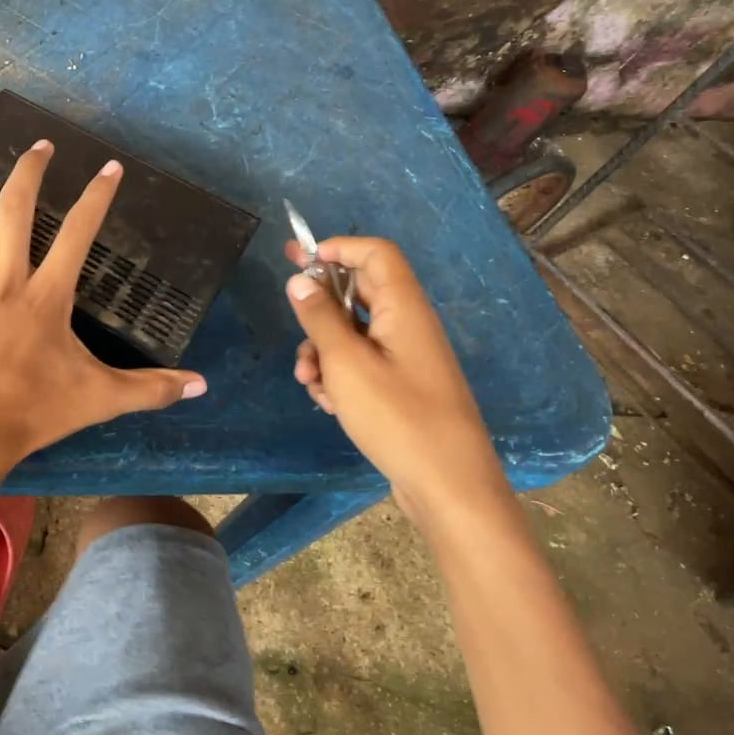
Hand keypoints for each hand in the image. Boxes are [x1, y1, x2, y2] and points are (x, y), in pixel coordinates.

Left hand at [0, 139, 206, 468]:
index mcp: (47, 296)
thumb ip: (150, 389)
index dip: (96, 197)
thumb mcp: (100, 399)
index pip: (79, 234)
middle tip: (38, 144)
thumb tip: (200, 385)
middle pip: (16, 213)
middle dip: (29, 173)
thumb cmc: (34, 412)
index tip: (109, 167)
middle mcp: (6, 281)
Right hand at [284, 236, 509, 523]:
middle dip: (319, 304)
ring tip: (307, 379)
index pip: (376, 254)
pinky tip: (327, 402)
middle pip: (359, 292)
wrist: (448, 487)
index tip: (300, 259)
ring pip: (353, 332)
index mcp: (403, 309)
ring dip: (322, 348)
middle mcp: (408, 326)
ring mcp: (406, 358)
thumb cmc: (397, 417)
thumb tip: (299, 280)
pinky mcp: (402, 387)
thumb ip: (319, 318)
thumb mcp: (345, 363)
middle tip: (286, 305)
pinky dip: (338, 374)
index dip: (339, 247)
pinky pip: (362, 363)